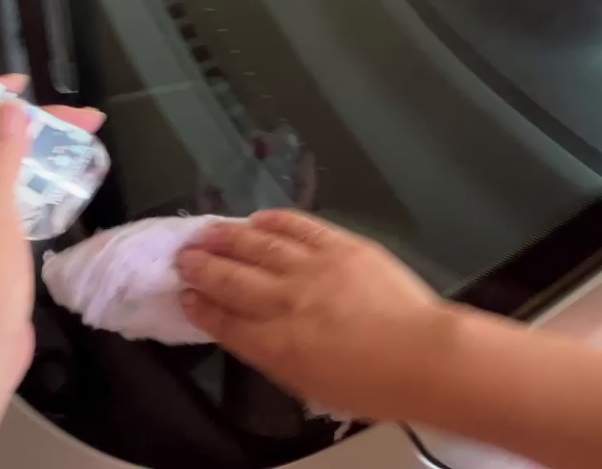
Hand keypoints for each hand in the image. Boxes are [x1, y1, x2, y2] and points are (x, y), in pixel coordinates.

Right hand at [177, 210, 458, 420]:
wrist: (418, 355)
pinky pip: (300, 226)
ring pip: (260, 246)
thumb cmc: (370, 384)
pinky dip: (276, 219)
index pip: (225, 323)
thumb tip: (258, 334)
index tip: (184, 295)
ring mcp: (314, 269)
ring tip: (206, 231)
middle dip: (203, 267)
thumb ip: (277, 355)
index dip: (200, 307)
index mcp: (275, 347)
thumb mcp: (309, 385)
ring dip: (228, 237)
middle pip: (233, 280)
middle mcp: (286, 303)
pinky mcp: (341, 245)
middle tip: (183, 257)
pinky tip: (258, 217)